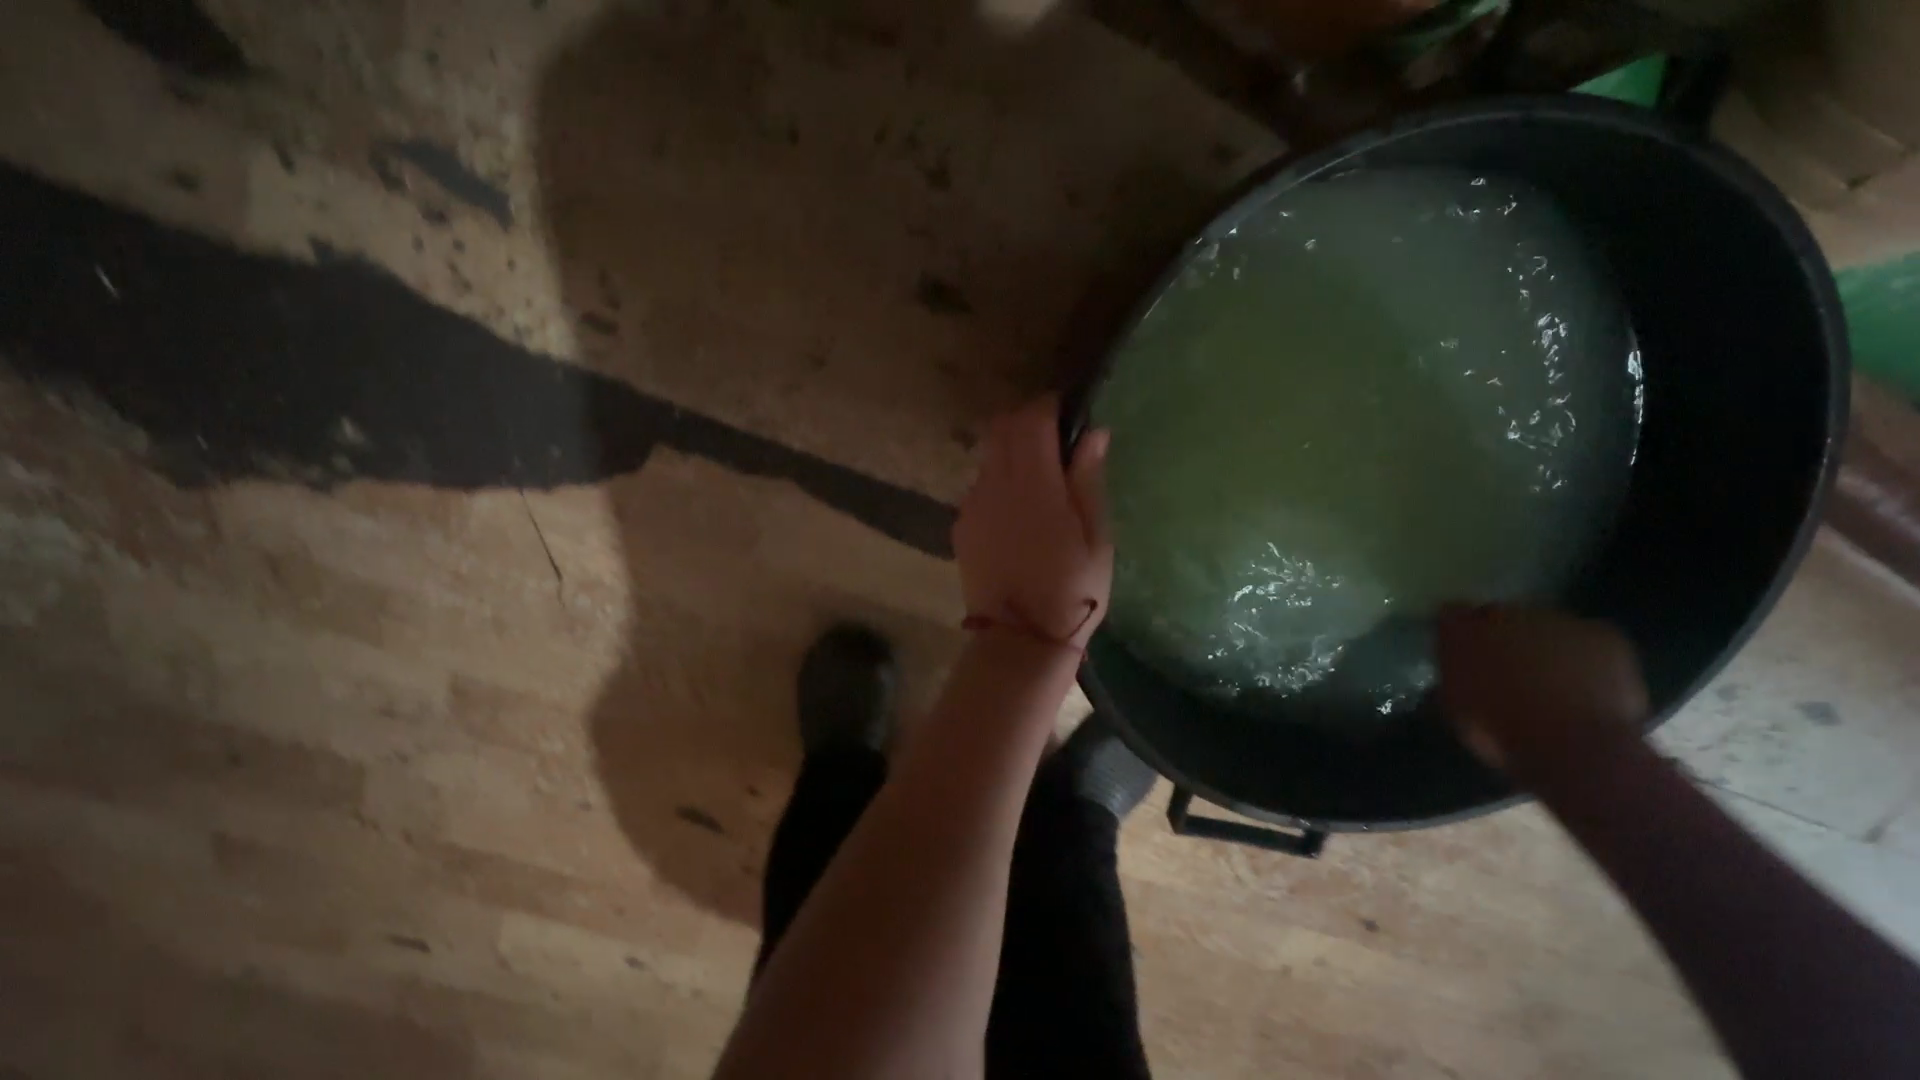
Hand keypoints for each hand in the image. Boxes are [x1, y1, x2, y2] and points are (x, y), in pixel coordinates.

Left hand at [953, 396, 1113, 647]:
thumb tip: (1093, 433)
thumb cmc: (1073, 590)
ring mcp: (973, 505)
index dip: (1049, 406)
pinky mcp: (962, 525)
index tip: (1068, 411)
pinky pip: (979, 485)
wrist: (1020, 639)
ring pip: (987, 454)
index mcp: (1035, 485)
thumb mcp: (1096, 536)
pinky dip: (999, 480)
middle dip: (1027, 420)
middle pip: (1001, 427)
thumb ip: (1088, 479)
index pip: (1032, 420)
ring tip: (1039, 476)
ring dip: (1011, 449)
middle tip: (1054, 436)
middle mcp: (996, 485)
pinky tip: (1018, 511)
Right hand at [1435, 605, 1649, 772]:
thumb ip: (1454, 677)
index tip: (1466, 655)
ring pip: (1547, 626)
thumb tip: (1459, 670)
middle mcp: (1507, 615)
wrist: (1573, 747)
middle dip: (1504, 638)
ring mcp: (1557, 620)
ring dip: (1546, 645)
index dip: (1460, 633)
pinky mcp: (1602, 634)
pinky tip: (1589, 684)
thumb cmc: (1501, 732)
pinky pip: (1591, 639)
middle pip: (1502, 616)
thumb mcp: (1457, 708)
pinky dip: (1588, 656)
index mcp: (1462, 633)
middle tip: (1511, 672)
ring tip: (1555, 683)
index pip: (1452, 615)